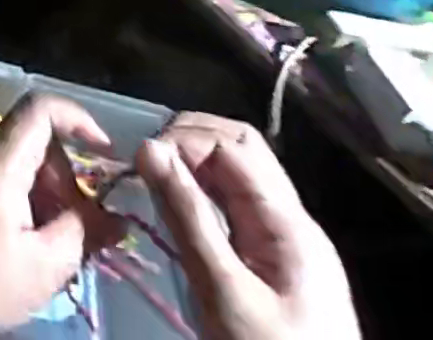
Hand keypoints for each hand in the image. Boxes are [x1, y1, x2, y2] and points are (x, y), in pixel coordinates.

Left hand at [0, 94, 119, 339]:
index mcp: (1, 158)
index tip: (108, 155)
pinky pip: (14, 172)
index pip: (41, 108)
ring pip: (29, 156)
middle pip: (40, 136)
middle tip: (87, 222)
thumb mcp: (45, 265)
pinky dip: (37, 196)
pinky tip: (43, 238)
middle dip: (72, 173)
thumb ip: (85, 232)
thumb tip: (118, 218)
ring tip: (65, 239)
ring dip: (56, 190)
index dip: (79, 119)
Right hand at [137, 113, 358, 339]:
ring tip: (152, 178)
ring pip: (231, 170)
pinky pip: (227, 200)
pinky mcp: (264, 256)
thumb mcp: (224, 293)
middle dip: (186, 139)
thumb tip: (147, 147)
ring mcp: (278, 237)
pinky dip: (194, 188)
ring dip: (188, 162)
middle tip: (146, 162)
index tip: (143, 164)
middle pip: (237, 147)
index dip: (184, 141)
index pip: (233, 145)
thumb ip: (187, 217)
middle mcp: (287, 218)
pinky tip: (169, 203)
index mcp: (289, 223)